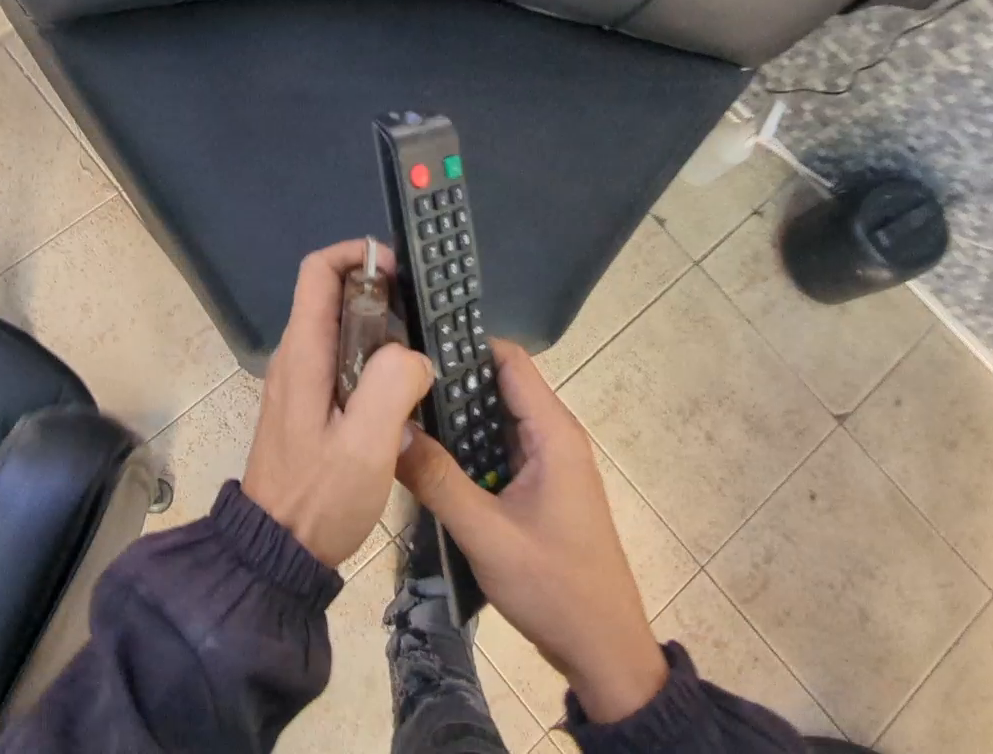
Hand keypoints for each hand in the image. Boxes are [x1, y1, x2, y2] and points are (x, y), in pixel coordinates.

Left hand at [244, 240, 433, 567]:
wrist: (276, 551)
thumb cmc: (320, 496)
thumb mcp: (366, 443)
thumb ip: (392, 385)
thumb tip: (412, 357)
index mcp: (303, 353)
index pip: (318, 272)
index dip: (357, 256)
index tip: (400, 269)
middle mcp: (295, 357)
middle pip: (333, 296)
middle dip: (380, 292)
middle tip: (426, 316)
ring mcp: (300, 382)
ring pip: (342, 331)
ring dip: (381, 329)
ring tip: (423, 350)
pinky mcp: (309, 406)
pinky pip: (343, 362)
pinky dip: (374, 359)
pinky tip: (404, 387)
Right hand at [395, 340, 666, 721]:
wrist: (603, 650)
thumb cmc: (554, 586)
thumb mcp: (486, 533)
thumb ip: (437, 480)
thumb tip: (390, 428)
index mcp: (552, 433)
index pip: (509, 361)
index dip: (464, 343)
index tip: (411, 342)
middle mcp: (552, 437)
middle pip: (497, 386)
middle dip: (448, 379)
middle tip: (390, 377)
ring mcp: (545, 464)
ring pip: (494, 421)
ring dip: (453, 416)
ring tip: (396, 408)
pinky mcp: (536, 489)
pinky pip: (495, 451)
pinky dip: (464, 447)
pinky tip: (424, 454)